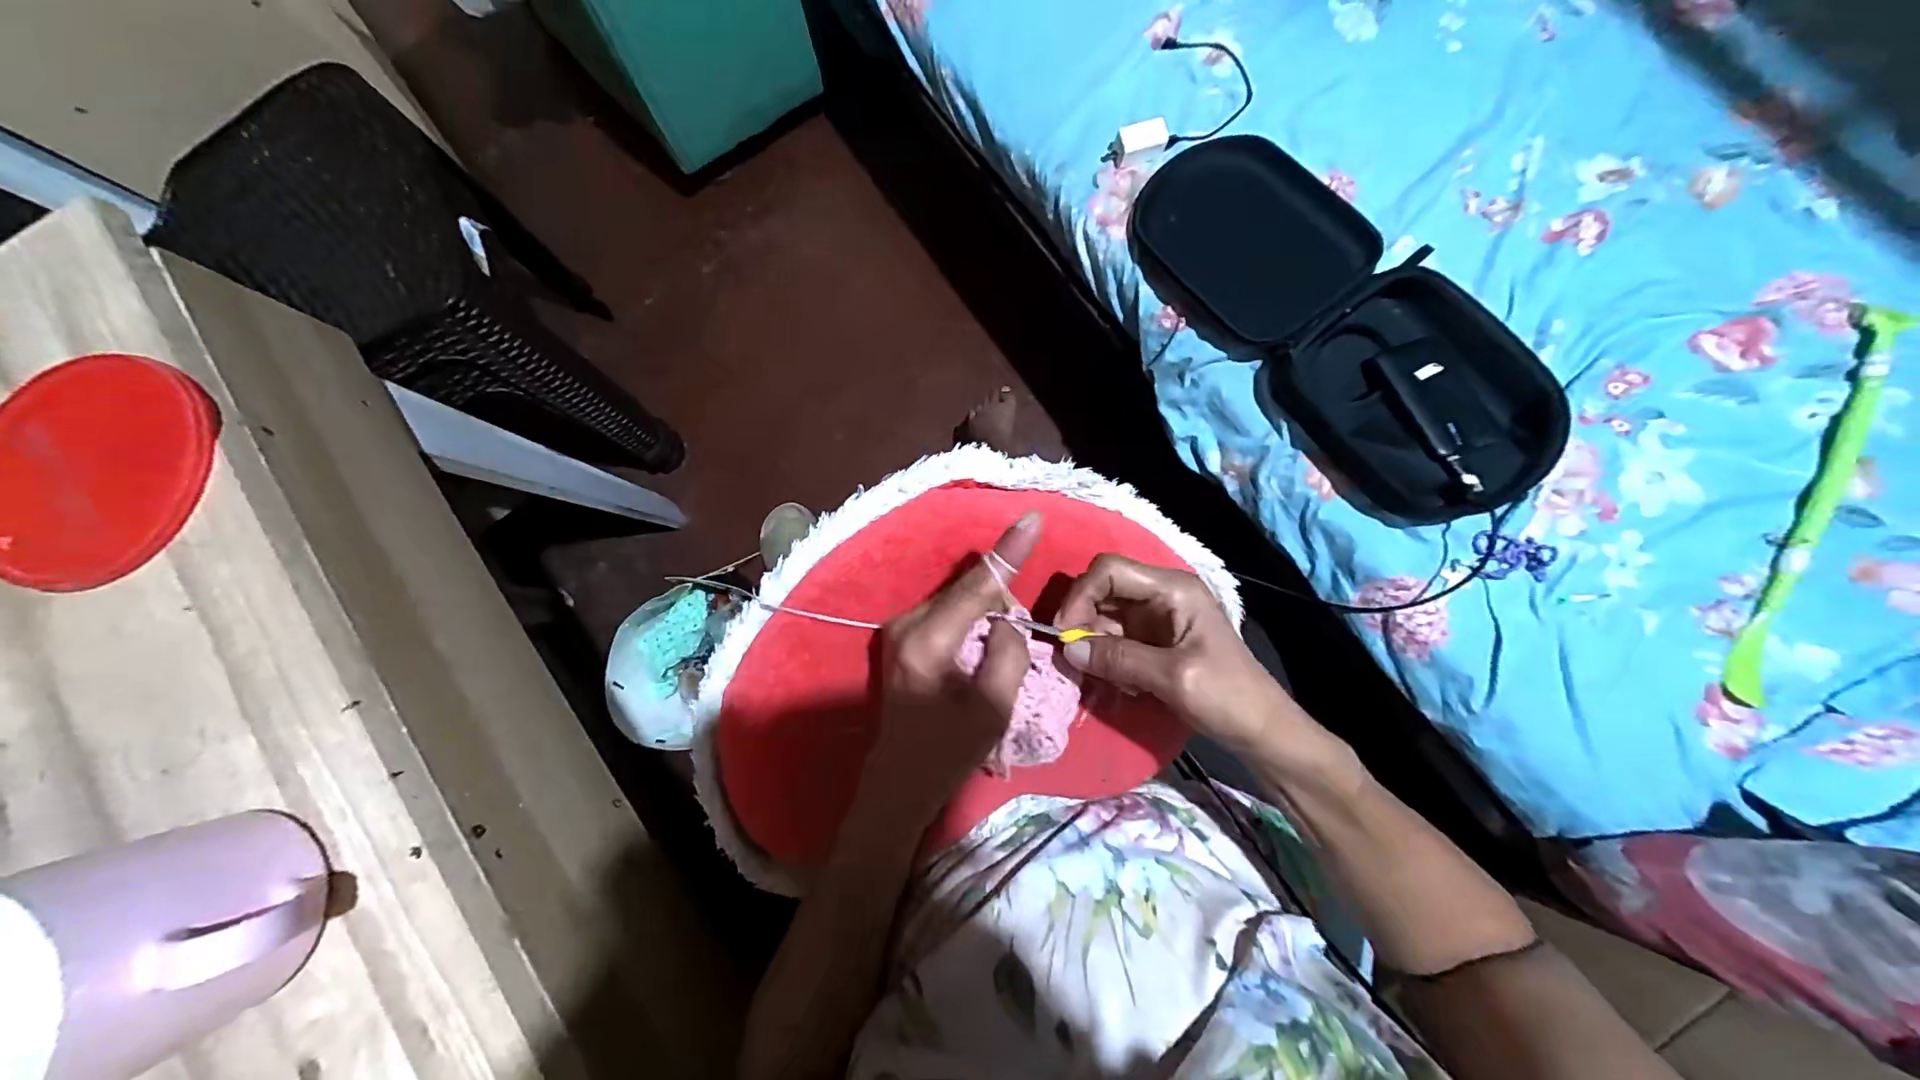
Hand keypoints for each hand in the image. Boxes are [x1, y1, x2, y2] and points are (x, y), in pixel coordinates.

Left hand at [855, 513, 1041, 829]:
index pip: (977, 586)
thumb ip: (1008, 652)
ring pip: (957, 602)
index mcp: (928, 640)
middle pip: (967, 590)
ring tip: (992, 659)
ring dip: (984, 615)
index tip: (1031, 519)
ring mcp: (898, 630)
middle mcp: (906, 624)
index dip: (1008, 553)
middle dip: (999, 602)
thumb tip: (1007, 619)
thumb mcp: (994, 708)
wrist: (897, 785)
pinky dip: (968, 624)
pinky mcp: (900, 639)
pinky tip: (976, 655)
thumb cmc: (947, 753)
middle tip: (1015, 642)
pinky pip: (946, 615)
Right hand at [1055, 554, 1338, 770]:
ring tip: (1100, 676)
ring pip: (1104, 617)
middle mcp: (1162, 595)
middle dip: (1083, 621)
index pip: (1110, 570)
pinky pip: (1114, 639)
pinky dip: (1107, 658)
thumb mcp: (1172, 677)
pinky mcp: (1153, 641)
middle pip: (1103, 590)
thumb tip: (1067, 647)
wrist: (1262, 732)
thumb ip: (1118, 658)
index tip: (1065, 632)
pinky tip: (1121, 683)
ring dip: (1093, 644)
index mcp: (1173, 589)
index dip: (1081, 595)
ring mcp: (1156, 618)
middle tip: (1074, 657)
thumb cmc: (1227, 697)